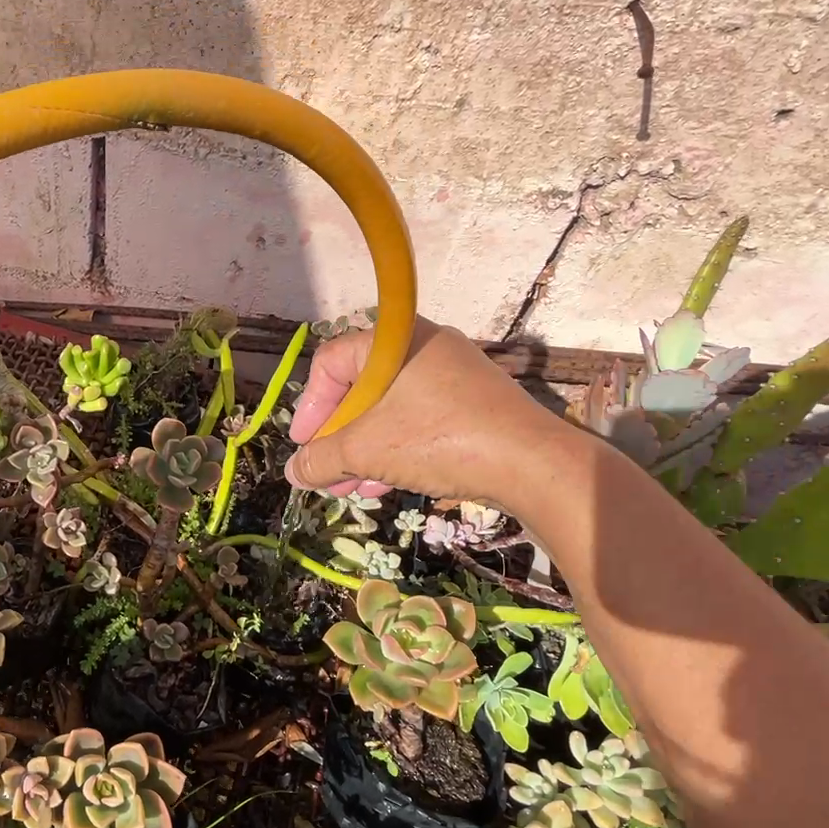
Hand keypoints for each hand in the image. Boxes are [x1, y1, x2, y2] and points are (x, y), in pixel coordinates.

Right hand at [286, 317, 588, 508]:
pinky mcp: (474, 402)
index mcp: (394, 340)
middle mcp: (423, 346)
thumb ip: (321, 459)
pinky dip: (395, 447)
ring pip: (389, 409)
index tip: (303, 445)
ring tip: (350, 487)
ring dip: (362, 449)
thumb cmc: (439, 440)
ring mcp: (453, 374)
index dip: (310, 406)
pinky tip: (383, 483)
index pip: (330, 363)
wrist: (535, 464)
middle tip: (325, 471)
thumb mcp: (365, 451)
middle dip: (337, 437)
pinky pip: (419, 418)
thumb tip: (294, 473)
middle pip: (359, 389)